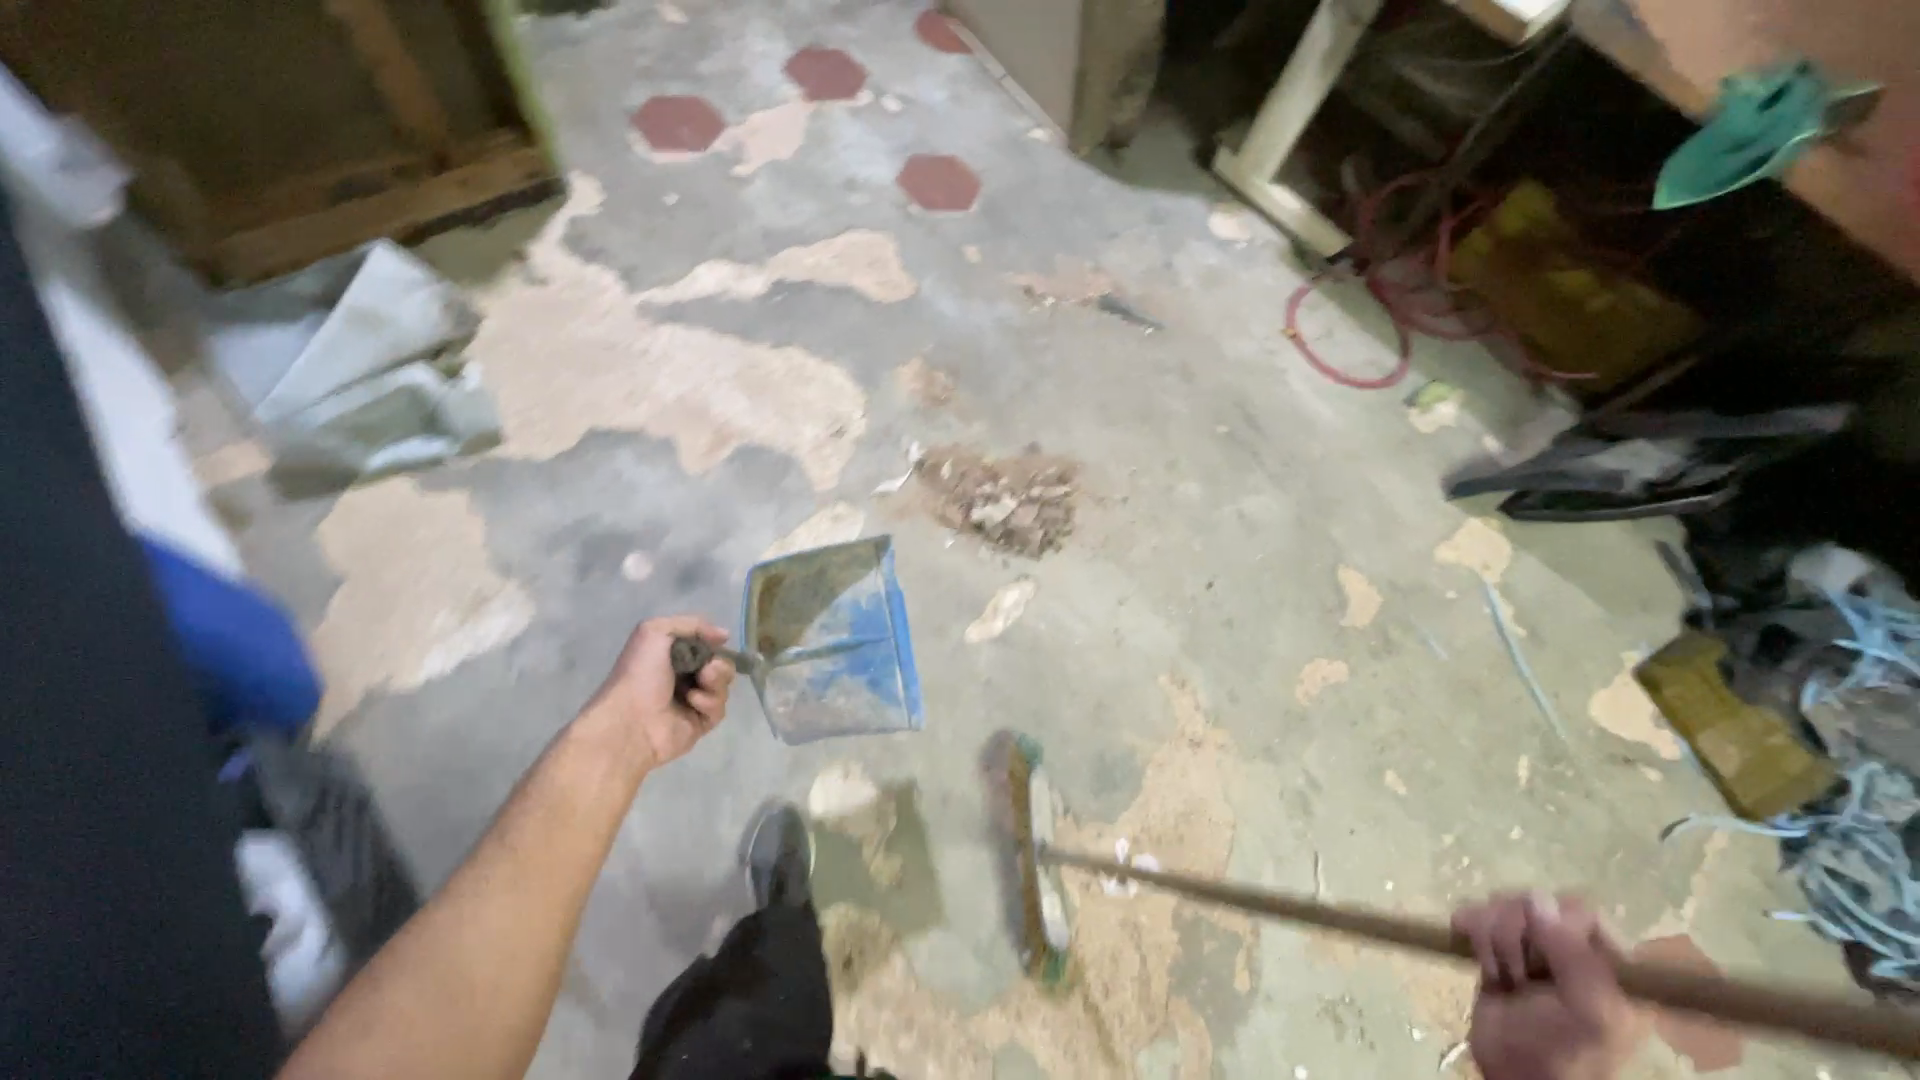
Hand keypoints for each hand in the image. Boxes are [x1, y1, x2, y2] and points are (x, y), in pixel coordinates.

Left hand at [589, 616, 734, 771]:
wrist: (631, 719)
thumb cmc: (640, 673)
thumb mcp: (655, 632)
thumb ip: (691, 624)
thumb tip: (724, 636)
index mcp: (670, 656)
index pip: (704, 646)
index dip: (713, 643)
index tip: (719, 641)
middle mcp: (682, 678)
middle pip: (719, 666)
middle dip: (720, 664)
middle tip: (708, 669)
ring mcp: (692, 702)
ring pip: (722, 687)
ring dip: (717, 682)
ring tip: (701, 683)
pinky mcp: (700, 724)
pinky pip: (719, 709)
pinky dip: (709, 702)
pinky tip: (693, 703)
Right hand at [1452, 893, 1644, 1079]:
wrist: (1516, 1079)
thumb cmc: (1565, 1054)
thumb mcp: (1590, 1015)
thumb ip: (1576, 958)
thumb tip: (1537, 897)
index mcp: (1609, 961)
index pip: (1578, 909)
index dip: (1553, 923)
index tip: (1544, 953)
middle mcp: (1571, 948)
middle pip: (1532, 902)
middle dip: (1514, 932)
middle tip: (1518, 973)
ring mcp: (1530, 947)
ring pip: (1500, 904)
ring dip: (1490, 936)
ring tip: (1499, 974)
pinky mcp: (1493, 949)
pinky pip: (1474, 913)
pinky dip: (1468, 928)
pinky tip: (1475, 957)